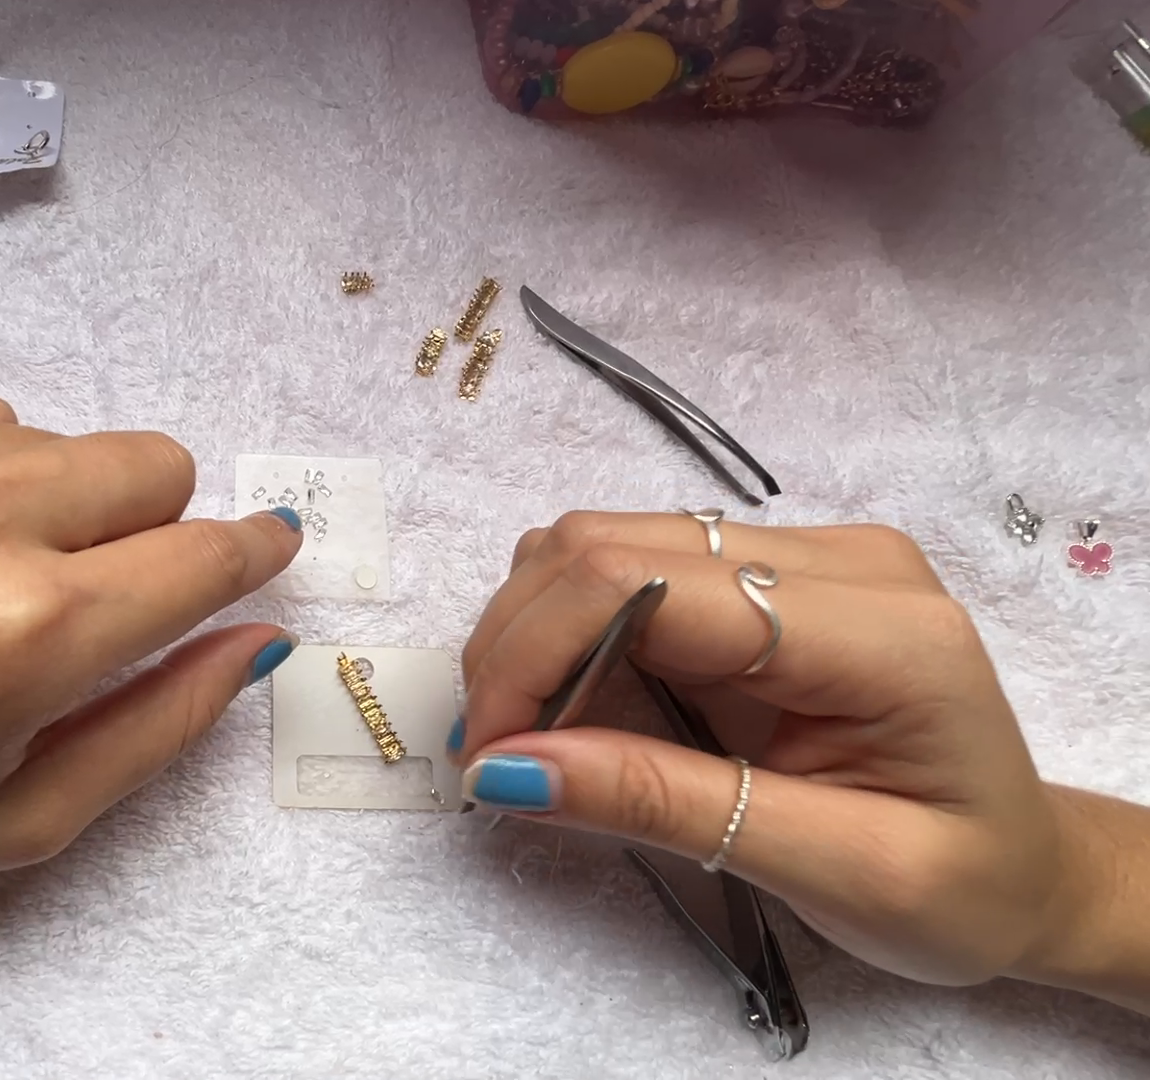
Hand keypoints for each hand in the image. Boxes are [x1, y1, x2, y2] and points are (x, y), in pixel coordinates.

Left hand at [0, 384, 304, 910]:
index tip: (268, 543)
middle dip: (143, 526)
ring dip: (42, 504)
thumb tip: (262, 633)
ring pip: (58, 437)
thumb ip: (168, 718)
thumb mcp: (30, 812)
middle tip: (71, 588)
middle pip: (149, 461)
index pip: (200, 556)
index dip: (249, 551)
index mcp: (20, 634)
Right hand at [450, 511, 1068, 986]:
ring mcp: (776, 547)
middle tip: (490, 746)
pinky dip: (551, 621)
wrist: (1018, 856)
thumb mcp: (832, 873)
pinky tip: (564, 686)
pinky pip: (602, 562)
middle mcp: (820, 555)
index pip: (634, 588)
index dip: (532, 657)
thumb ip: (660, 805)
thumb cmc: (959, 885)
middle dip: (512, 646)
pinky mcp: (736, 563)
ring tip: (523, 719)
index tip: (488, 752)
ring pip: (584, 542)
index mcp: (874, 628)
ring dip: (523, 629)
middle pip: (593, 548)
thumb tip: (505, 768)